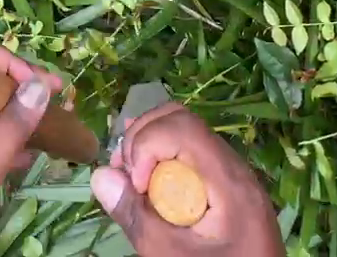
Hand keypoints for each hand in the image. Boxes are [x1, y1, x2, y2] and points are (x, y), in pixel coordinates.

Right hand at [89, 102, 283, 256]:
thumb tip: (101, 176)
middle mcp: (235, 168)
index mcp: (229, 181)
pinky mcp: (227, 187)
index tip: (136, 185)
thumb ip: (136, 217)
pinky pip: (192, 153)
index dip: (148, 144)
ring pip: (185, 131)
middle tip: (124, 174)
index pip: (183, 128)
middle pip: (182, 120)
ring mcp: (233, 176)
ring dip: (150, 144)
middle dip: (143, 137)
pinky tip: (148, 182)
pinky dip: (164, 157)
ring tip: (131, 178)